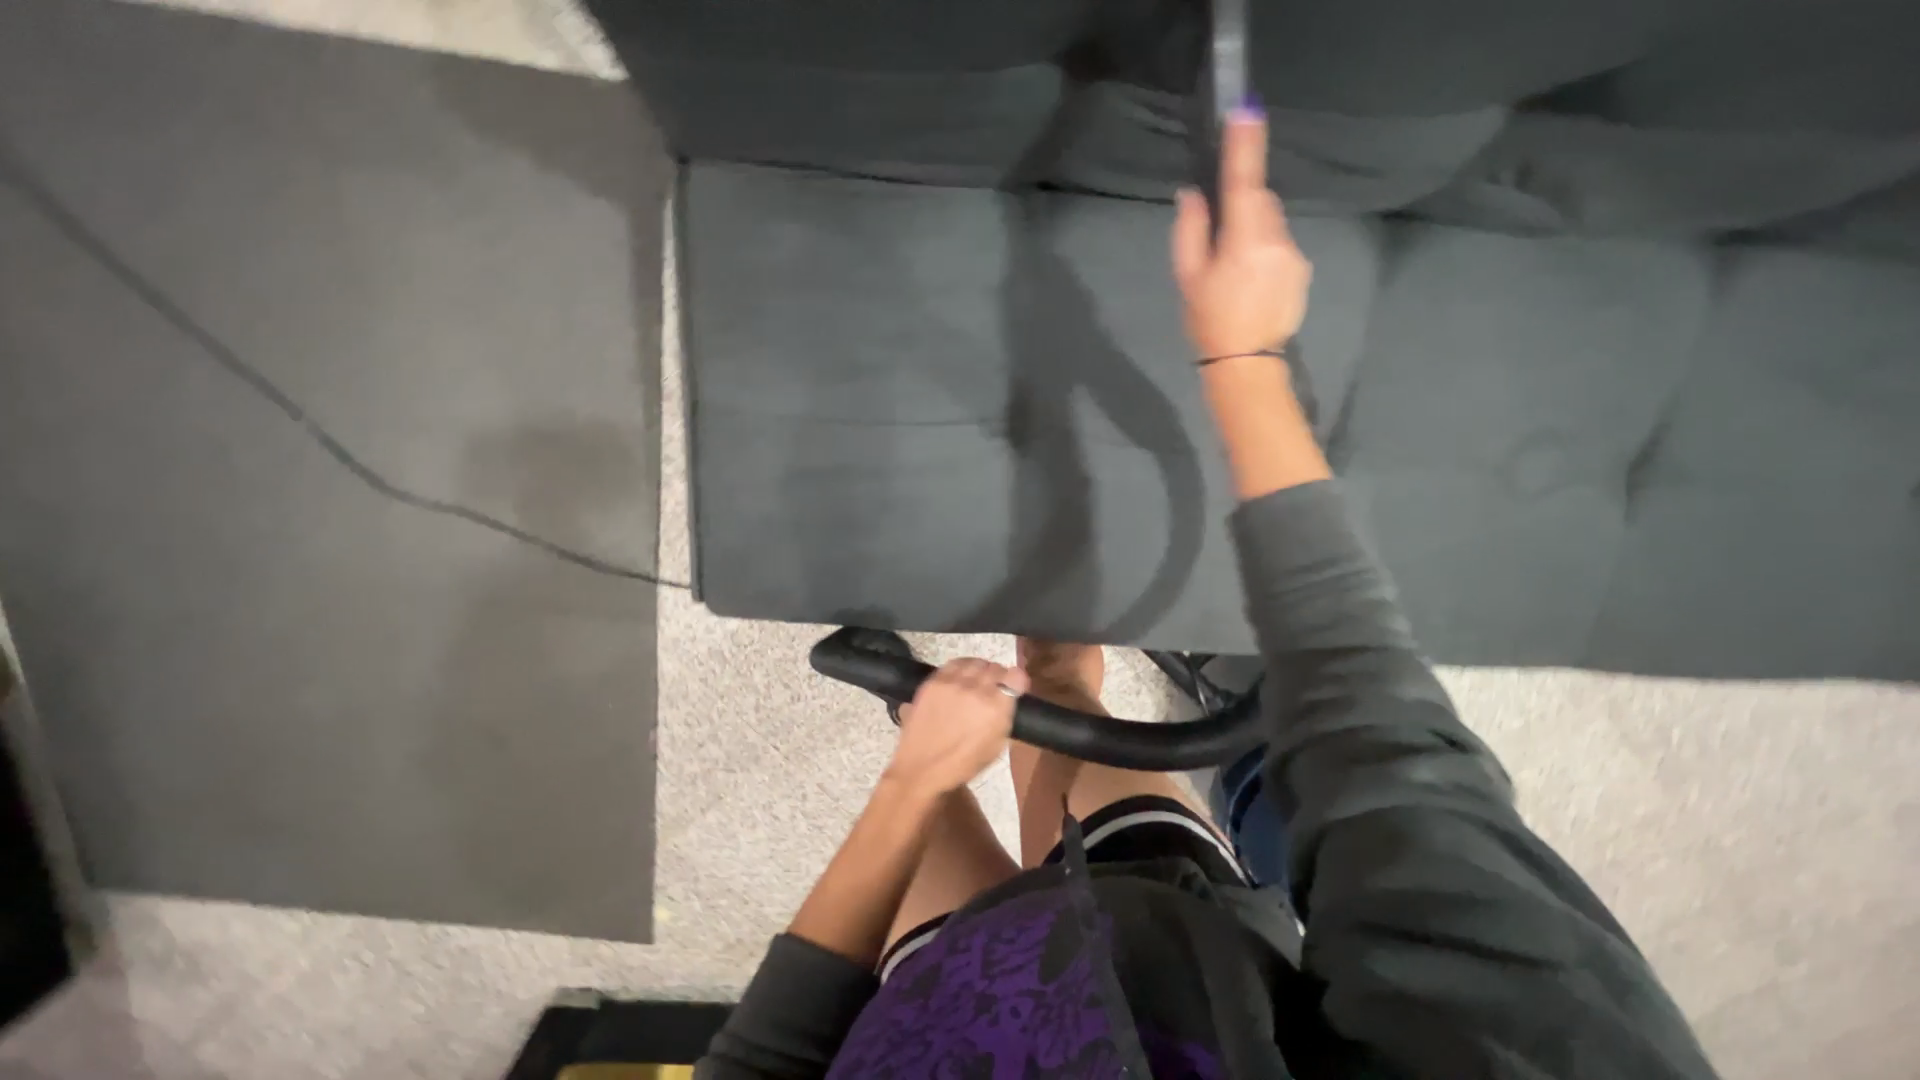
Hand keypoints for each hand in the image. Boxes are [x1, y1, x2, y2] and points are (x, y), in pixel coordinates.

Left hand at [885, 658, 1029, 795]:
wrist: (921, 767)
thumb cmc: (963, 764)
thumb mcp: (996, 747)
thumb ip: (1005, 717)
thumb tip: (1009, 699)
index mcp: (996, 709)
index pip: (1016, 675)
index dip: (1016, 680)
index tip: (1013, 687)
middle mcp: (977, 690)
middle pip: (995, 667)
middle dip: (998, 677)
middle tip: (992, 689)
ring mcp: (953, 683)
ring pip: (975, 662)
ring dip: (979, 670)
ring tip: (975, 682)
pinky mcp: (934, 681)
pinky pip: (953, 664)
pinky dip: (961, 668)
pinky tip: (959, 678)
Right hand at [1171, 109, 1311, 358]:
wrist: (1247, 362)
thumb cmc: (1210, 319)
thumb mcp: (1187, 277)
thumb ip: (1190, 230)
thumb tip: (1193, 195)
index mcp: (1244, 238)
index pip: (1244, 180)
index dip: (1245, 145)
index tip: (1246, 111)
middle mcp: (1276, 239)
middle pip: (1260, 201)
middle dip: (1242, 206)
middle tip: (1219, 239)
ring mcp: (1294, 254)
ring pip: (1271, 223)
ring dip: (1253, 232)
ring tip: (1234, 271)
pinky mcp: (1302, 269)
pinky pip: (1280, 245)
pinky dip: (1264, 252)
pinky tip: (1251, 283)